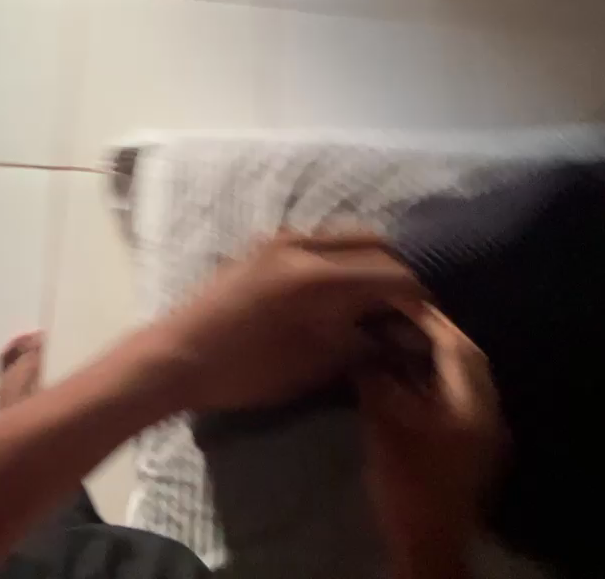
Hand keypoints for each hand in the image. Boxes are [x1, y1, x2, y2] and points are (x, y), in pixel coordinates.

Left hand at [140, 232, 425, 411]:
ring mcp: (278, 240)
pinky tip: (337, 293)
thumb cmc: (245, 369)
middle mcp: (301, 244)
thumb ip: (361, 342)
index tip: (425, 321)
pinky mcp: (262, 246)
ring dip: (366, 261)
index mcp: (317, 275)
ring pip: (343, 236)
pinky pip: (316, 241)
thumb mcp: (312, 365)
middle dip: (396, 271)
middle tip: (403, 308)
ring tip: (372, 301)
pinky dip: (339, 258)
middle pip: (372, 241)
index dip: (417, 296)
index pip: (391, 272)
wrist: (179, 354)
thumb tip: (400, 335)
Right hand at [358, 303, 501, 563]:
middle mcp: (487, 411)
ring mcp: (484, 429)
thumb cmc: (407, 480)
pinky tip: (406, 371)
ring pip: (464, 375)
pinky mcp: (472, 442)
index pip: (455, 345)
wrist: (427, 542)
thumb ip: (375, 380)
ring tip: (399, 335)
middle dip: (435, 330)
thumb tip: (362, 349)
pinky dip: (435, 374)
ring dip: (436, 352)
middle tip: (400, 311)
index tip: (398, 296)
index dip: (426, 317)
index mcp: (472, 404)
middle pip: (467, 357)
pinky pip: (458, 393)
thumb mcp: (384, 424)